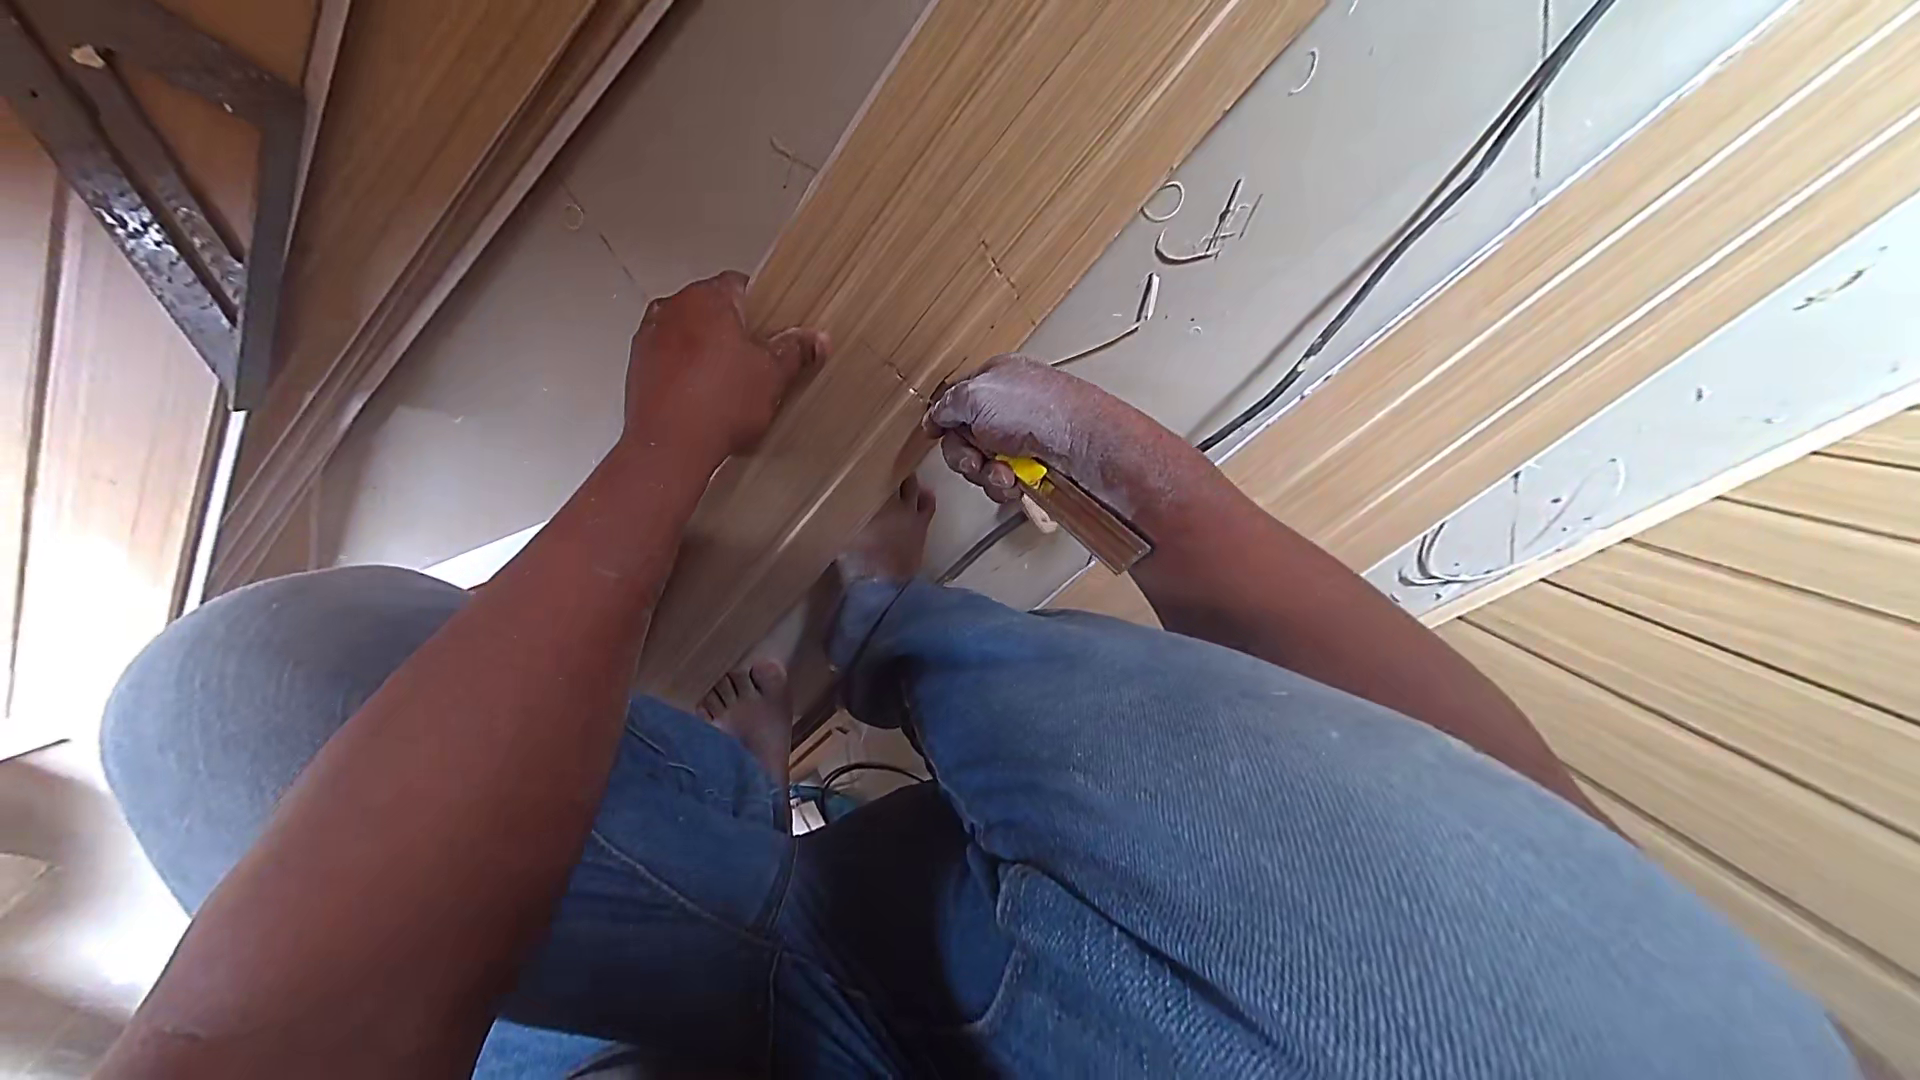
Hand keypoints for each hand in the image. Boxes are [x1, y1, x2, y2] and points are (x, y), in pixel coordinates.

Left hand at [624, 271, 823, 463]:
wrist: (671, 447)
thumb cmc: (718, 405)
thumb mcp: (773, 376)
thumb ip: (795, 351)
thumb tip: (814, 339)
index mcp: (707, 298)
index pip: (741, 285)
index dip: (764, 308)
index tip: (777, 331)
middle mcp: (672, 309)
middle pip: (713, 309)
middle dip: (736, 332)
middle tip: (760, 362)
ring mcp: (650, 337)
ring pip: (690, 334)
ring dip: (709, 352)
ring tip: (733, 386)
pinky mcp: (638, 367)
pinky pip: (671, 360)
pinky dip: (688, 373)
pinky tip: (707, 400)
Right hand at [922, 354, 1156, 506]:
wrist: (1083, 445)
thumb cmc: (1041, 410)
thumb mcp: (977, 394)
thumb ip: (947, 404)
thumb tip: (934, 415)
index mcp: (993, 381)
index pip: (954, 402)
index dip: (944, 421)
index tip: (935, 433)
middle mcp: (1005, 410)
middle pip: (961, 440)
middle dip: (965, 455)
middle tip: (978, 456)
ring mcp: (1017, 440)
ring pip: (979, 466)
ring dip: (986, 473)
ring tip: (1005, 470)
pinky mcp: (1030, 467)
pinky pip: (1000, 483)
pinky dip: (1003, 486)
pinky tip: (1016, 481)